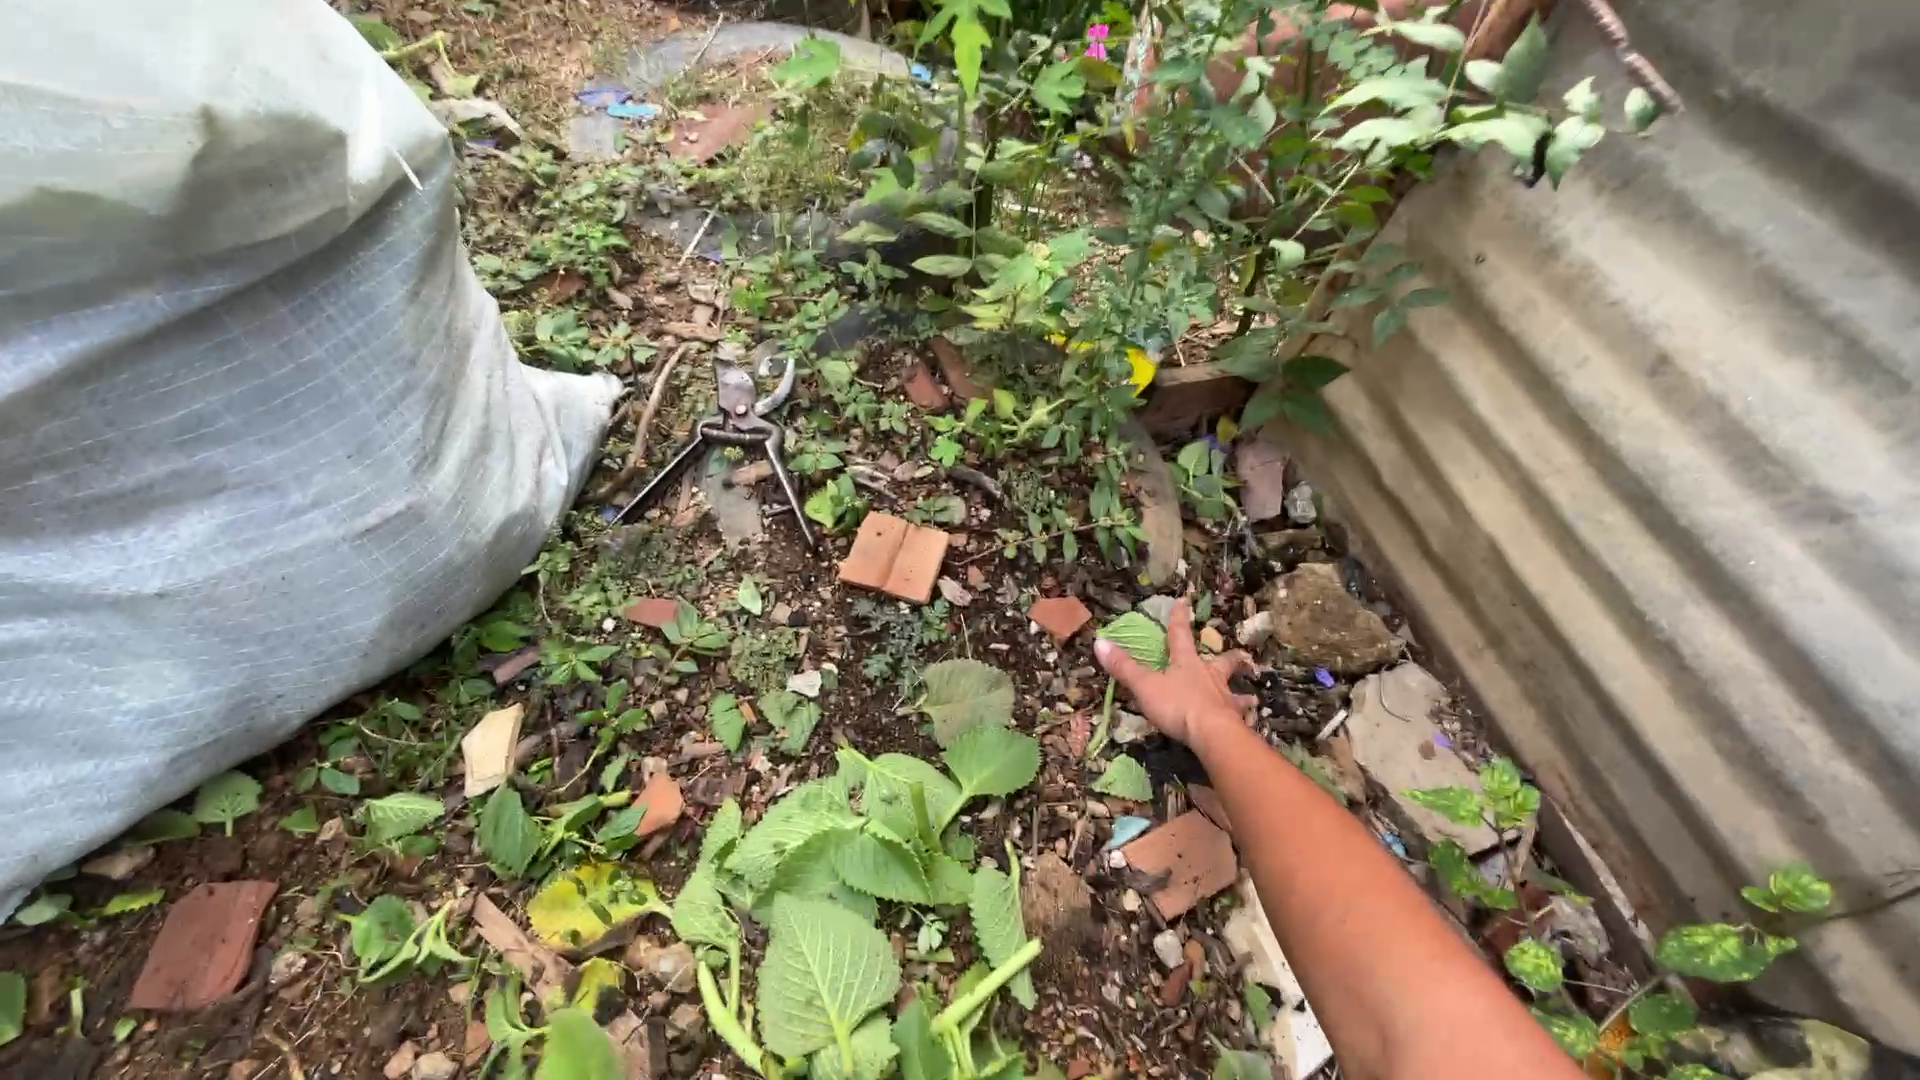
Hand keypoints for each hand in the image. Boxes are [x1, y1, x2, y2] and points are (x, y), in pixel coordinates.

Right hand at [1093, 599, 1256, 752]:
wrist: (1212, 733)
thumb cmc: (1177, 705)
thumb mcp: (1145, 685)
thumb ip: (1123, 667)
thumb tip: (1099, 642)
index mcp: (1187, 663)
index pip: (1180, 635)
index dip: (1179, 618)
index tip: (1184, 601)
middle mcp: (1209, 676)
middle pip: (1221, 662)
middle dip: (1229, 658)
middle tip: (1241, 654)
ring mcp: (1223, 698)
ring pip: (1234, 692)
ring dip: (1242, 694)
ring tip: (1252, 698)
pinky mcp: (1232, 721)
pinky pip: (1238, 717)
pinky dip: (1242, 718)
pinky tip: (1247, 722)